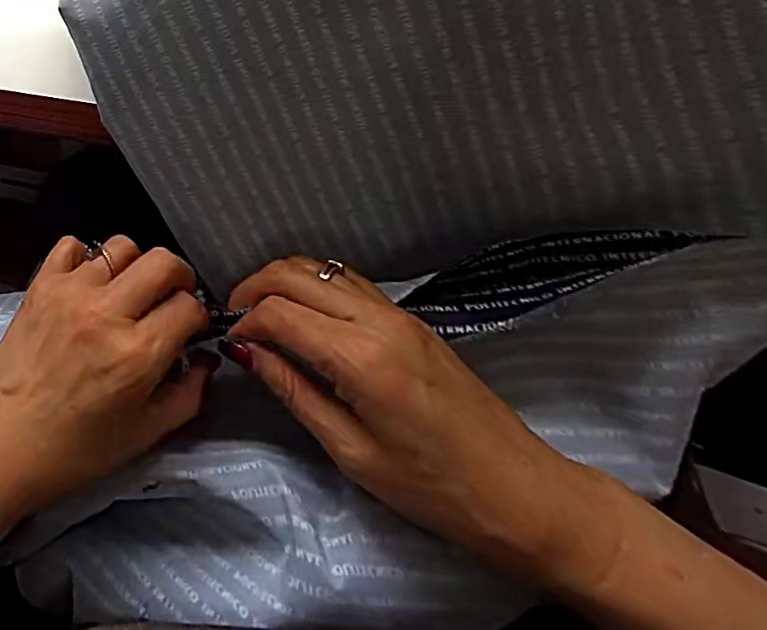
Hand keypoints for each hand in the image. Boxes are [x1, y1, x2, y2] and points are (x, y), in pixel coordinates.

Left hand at [0, 236, 216, 564]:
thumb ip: (189, 391)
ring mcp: (69, 292)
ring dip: (134, 266)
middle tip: (170, 299)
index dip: (197, 316)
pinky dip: (86, 257)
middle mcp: (105, 311)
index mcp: (138, 352)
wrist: (7, 436)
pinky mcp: (39, 285)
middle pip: (162, 262)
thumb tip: (205, 356)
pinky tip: (88, 283)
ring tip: (128, 292)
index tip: (189, 328)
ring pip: (119, 247)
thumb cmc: (79, 446)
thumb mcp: (149, 431)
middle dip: (178, 278)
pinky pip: (70, 246)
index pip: (188, 305)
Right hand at [223, 256, 621, 589]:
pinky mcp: (410, 319)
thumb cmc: (437, 489)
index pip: (277, 312)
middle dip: (251, 291)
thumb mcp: (350, 450)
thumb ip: (292, 390)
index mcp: (361, 359)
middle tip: (237, 322)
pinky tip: (303, 313)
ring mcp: (398, 315)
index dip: (243, 324)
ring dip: (279, 281)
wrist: (532, 499)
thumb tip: (243, 352)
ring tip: (263, 314)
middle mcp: (379, 322)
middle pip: (291, 274)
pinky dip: (310, 283)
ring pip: (317, 267)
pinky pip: (345, 279)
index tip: (233, 346)